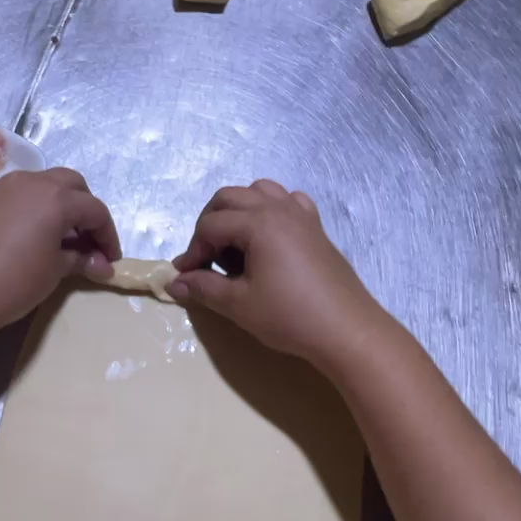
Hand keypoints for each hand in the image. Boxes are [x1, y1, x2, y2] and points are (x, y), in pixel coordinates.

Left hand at [0, 168, 119, 337]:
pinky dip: (34, 211)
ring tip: (60, 242)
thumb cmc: (9, 283)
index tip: (110, 260)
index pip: (95, 210)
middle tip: (88, 243)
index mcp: (56, 197)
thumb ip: (78, 260)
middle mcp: (31, 183)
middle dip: (86, 211)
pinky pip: (18, 197)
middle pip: (71, 185)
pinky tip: (29, 240)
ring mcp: (2, 189)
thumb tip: (98, 264)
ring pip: (43, 186)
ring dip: (59, 207)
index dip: (108, 235)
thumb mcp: (52, 273)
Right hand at [168, 180, 392, 371]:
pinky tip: (269, 238)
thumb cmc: (290, 316)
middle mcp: (278, 207)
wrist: (346, 329)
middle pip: (229, 197)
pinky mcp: (315, 225)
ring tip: (235, 245)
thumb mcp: (239, 304)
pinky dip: (270, 210)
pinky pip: (288, 201)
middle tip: (206, 258)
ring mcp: (300, 213)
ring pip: (259, 191)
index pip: (210, 225)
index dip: (193, 251)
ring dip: (239, 211)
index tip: (189, 278)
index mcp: (257, 222)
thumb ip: (204, 287)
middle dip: (210, 224)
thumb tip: (174, 282)